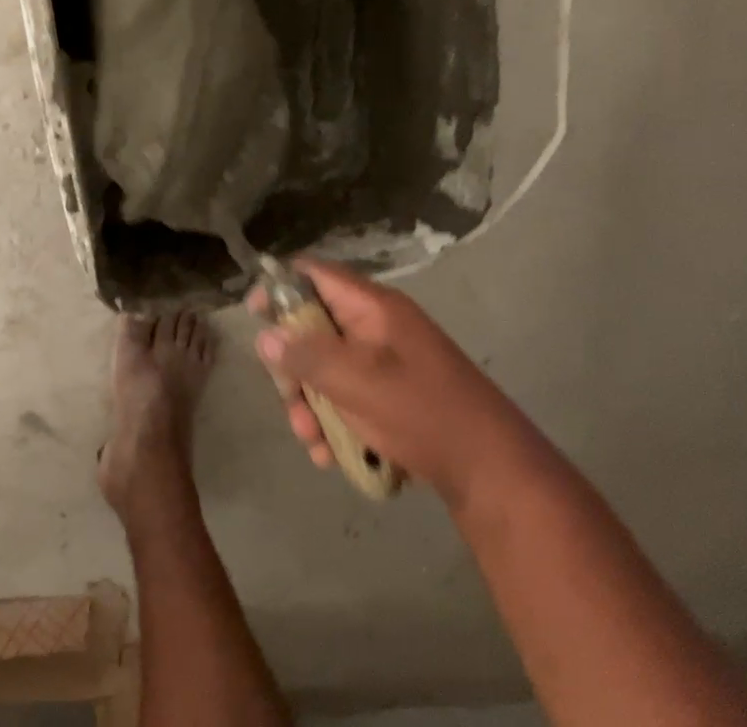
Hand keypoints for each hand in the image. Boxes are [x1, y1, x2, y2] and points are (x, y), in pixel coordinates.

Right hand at [247, 258, 533, 503]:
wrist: (492, 471)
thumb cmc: (423, 413)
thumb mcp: (356, 381)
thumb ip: (305, 355)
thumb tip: (265, 336)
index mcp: (372, 309)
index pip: (312, 275)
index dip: (278, 288)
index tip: (255, 318)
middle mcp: (374, 327)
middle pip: (308, 328)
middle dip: (290, 368)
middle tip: (289, 398)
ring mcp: (381, 362)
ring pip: (320, 368)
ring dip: (307, 403)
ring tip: (313, 440)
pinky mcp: (386, 393)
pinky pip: (341, 395)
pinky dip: (329, 421)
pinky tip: (329, 452)